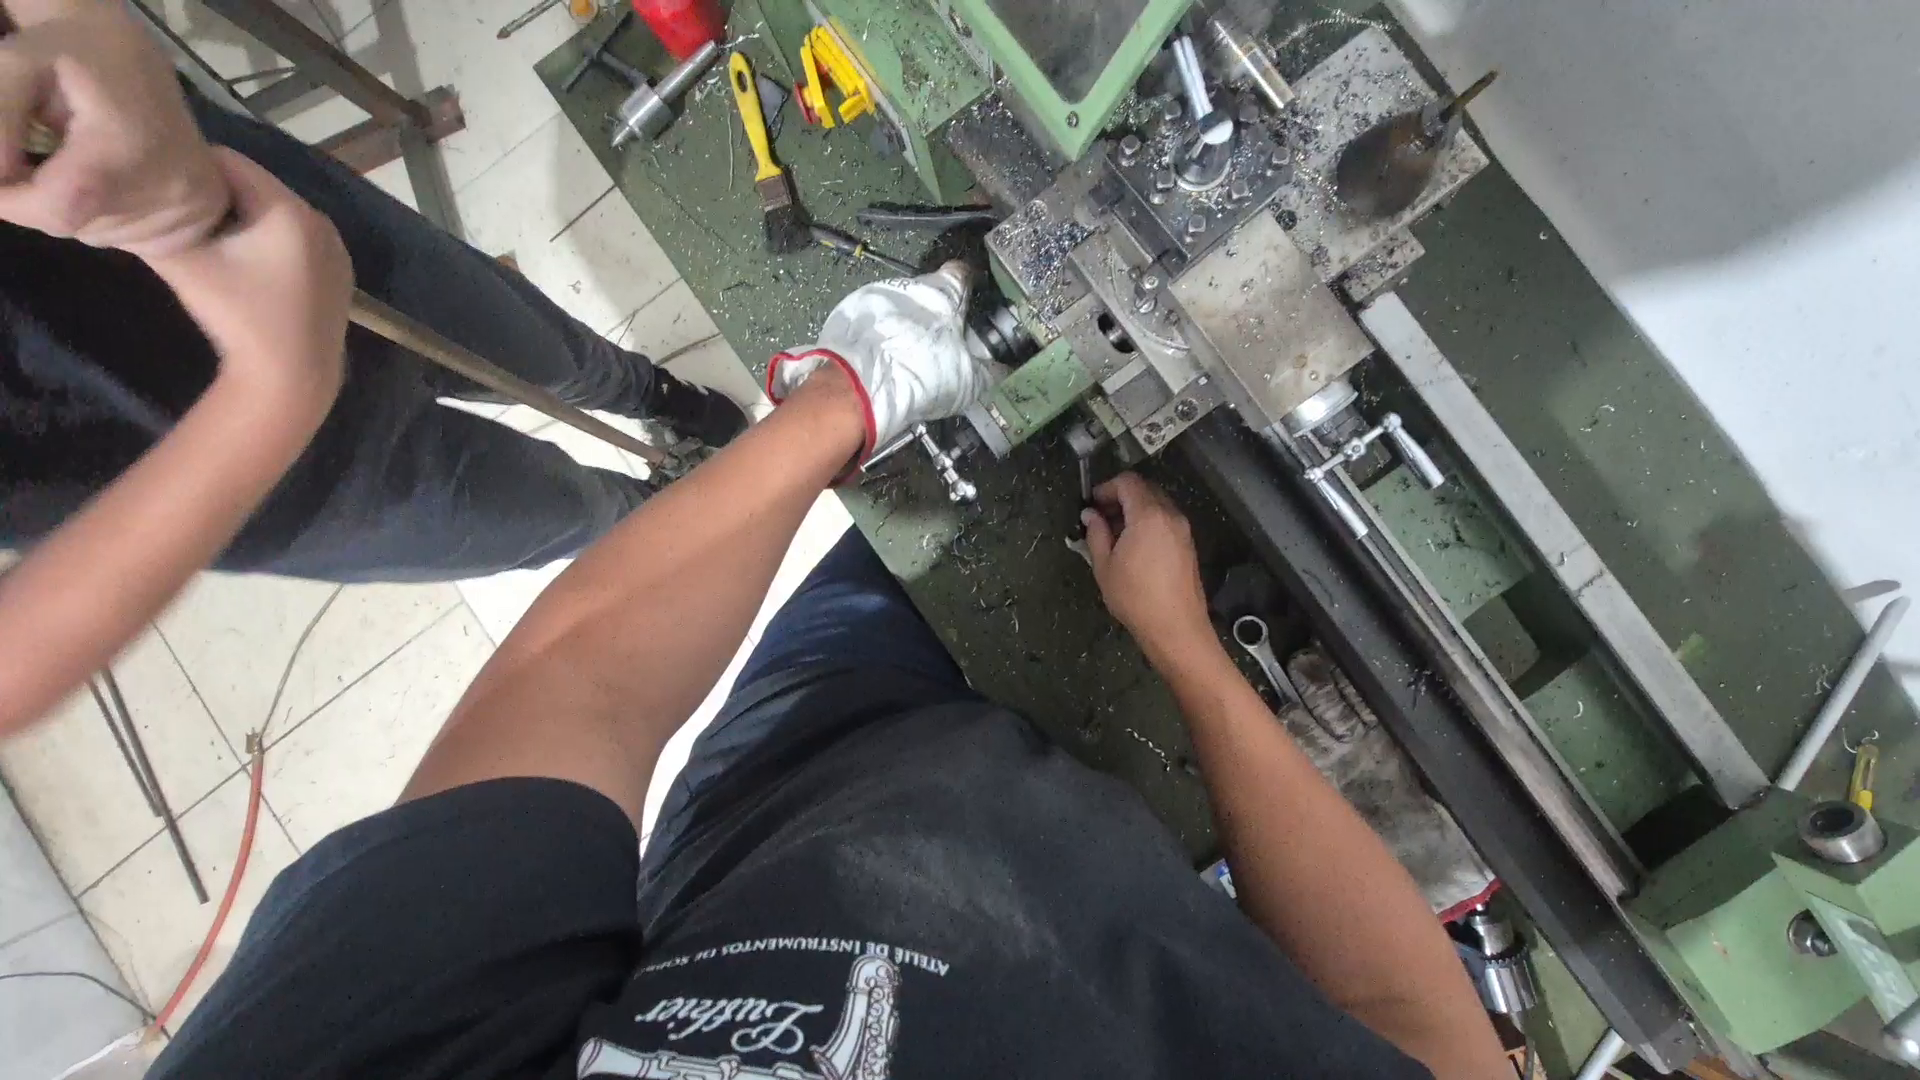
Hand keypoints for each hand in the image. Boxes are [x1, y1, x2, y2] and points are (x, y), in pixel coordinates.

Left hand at [0, 0, 229, 256]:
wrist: (139, 63)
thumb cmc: (69, 57)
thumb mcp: (10, 68)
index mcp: (131, 151)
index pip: (63, 208)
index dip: (11, 204)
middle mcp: (178, 188)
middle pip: (84, 227)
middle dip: (39, 204)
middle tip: (28, 166)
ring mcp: (201, 207)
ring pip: (109, 238)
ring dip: (77, 215)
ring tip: (74, 175)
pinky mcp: (210, 216)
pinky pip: (144, 243)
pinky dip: (114, 224)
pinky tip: (113, 192)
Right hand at [144, 149, 350, 403]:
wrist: (293, 371)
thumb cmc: (238, 312)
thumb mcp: (181, 256)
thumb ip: (151, 213)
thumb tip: (118, 186)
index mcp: (290, 210)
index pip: (227, 159)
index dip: (186, 165)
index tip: (157, 184)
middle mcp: (322, 222)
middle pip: (254, 185)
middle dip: (214, 192)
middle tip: (176, 210)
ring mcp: (336, 248)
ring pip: (274, 212)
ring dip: (240, 217)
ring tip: (206, 237)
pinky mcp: (339, 271)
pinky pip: (295, 238)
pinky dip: (268, 239)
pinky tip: (242, 261)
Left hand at [766, 261, 991, 461]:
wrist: (860, 386)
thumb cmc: (924, 374)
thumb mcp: (968, 381)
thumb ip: (990, 373)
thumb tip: (1007, 372)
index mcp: (944, 293)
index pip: (962, 273)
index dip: (969, 283)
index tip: (971, 295)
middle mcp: (910, 285)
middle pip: (928, 292)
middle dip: (933, 312)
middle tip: (939, 342)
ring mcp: (876, 295)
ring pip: (897, 306)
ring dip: (903, 324)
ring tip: (905, 355)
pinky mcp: (848, 312)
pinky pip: (870, 320)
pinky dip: (877, 335)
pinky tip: (880, 359)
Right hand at [1083, 473, 1212, 660]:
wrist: (1175, 627)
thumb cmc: (1135, 597)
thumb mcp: (1104, 566)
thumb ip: (1096, 533)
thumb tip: (1091, 515)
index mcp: (1148, 516)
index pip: (1127, 482)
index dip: (1106, 488)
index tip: (1091, 505)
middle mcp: (1170, 516)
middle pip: (1144, 489)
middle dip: (1120, 497)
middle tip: (1100, 518)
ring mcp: (1182, 530)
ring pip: (1156, 504)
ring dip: (1134, 510)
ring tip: (1114, 534)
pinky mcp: (1187, 544)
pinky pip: (1165, 520)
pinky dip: (1147, 522)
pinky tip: (1133, 546)